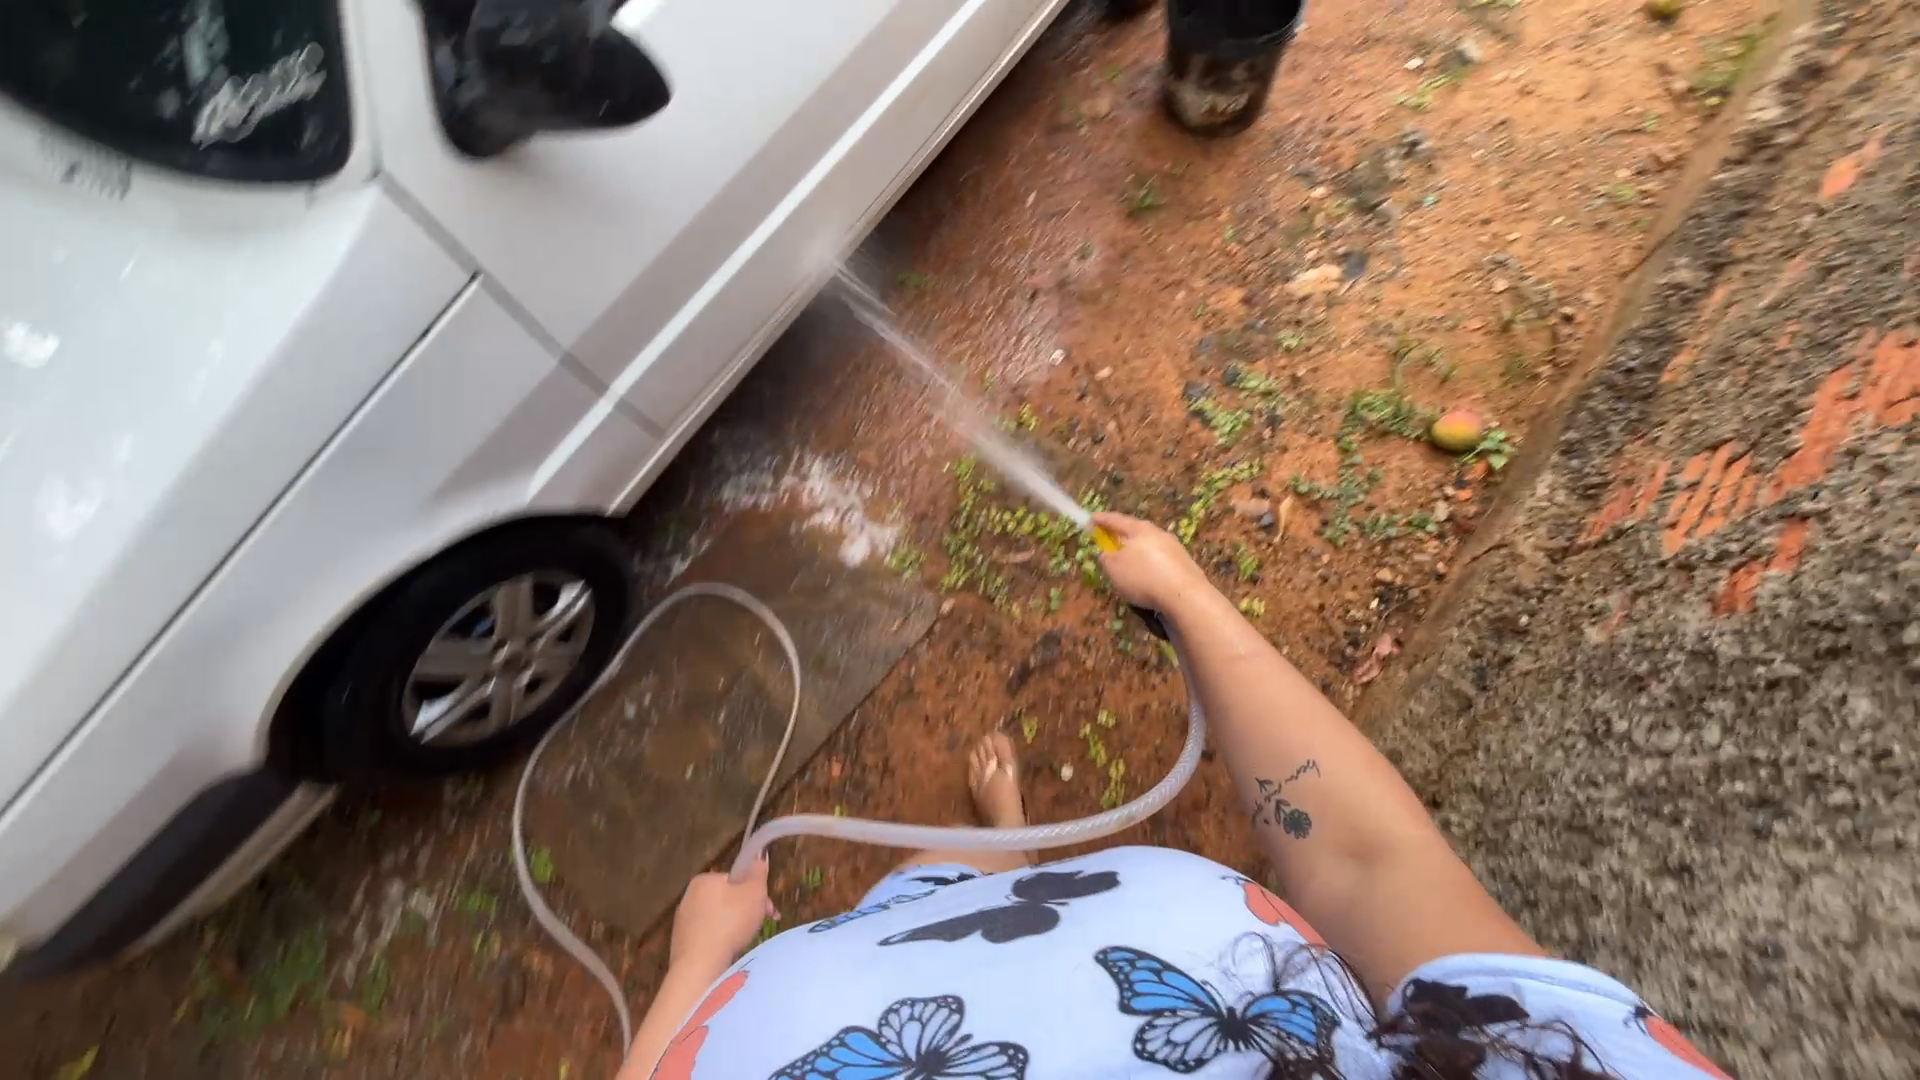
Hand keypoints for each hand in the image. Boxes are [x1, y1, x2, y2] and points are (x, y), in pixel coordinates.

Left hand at [669, 856, 776, 972]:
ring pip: (718, 919)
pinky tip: (729, 952)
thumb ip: (759, 871)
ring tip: (746, 940)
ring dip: (734, 926)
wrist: (700, 967)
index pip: (735, 879)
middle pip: (727, 899)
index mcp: (703, 879)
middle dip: (747, 910)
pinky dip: (721, 942)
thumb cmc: (730, 923)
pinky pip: (708, 937)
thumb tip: (759, 856)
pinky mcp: (681, 945)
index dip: (755, 891)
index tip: (768, 908)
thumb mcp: (754, 892)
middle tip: (763, 924)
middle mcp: (688, 897)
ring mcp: (682, 923)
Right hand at [1092, 512, 1216, 615]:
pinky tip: (1147, 579)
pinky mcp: (1184, 564)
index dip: (1102, 520)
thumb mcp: (1113, 569)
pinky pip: (1161, 561)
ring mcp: (1174, 548)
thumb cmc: (1142, 577)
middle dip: (1122, 536)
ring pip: (1150, 546)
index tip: (1091, 519)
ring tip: (1129, 566)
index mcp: (1139, 529)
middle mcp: (1158, 533)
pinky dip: (1150, 566)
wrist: (1185, 595)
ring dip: (1138, 553)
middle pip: (1136, 531)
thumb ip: (1106, 558)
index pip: (1116, 520)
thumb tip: (1106, 553)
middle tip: (1111, 542)